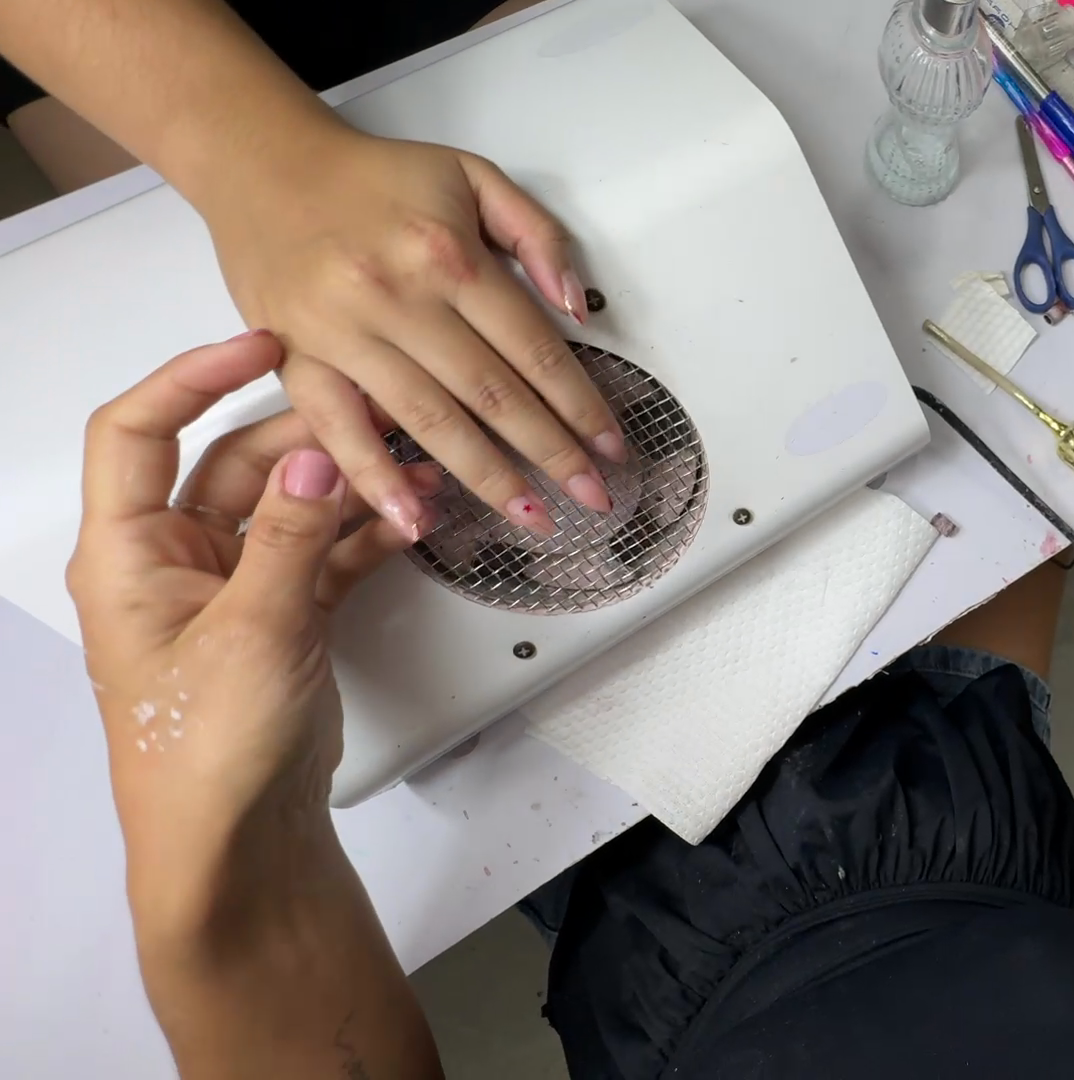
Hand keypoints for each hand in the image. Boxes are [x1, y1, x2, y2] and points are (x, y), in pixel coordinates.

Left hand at [67, 331, 420, 930]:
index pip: (137, 432)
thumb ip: (290, 540)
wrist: (241, 824)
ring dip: (356, 484)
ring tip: (420, 459)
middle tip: (380, 408)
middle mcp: (181, 557)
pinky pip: (335, 549)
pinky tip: (419, 513)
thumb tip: (318, 459)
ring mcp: (245, 582)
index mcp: (131, 552)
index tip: (264, 345)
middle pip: (241, 464)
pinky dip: (376, 530)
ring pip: (300, 506)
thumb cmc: (207, 743)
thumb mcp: (253, 630)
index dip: (192, 378)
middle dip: (309, 434)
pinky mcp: (294, 609)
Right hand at [203, 129, 629, 542]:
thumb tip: (579, 312)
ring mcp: (342, 334)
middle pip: (495, 397)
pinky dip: (375, 479)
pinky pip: (337, 429)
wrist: (257, 158)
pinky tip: (417, 523)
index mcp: (452, 259)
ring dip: (490, 479)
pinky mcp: (294, 357)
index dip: (582, 407)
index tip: (614, 448)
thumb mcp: (478, 180)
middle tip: (596, 499)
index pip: (537, 353)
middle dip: (554, 455)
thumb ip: (541, 238)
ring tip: (538, 520)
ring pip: (432, 423)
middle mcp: (398, 300)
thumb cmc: (385, 179)